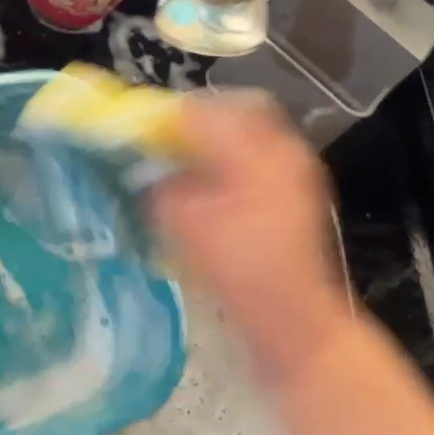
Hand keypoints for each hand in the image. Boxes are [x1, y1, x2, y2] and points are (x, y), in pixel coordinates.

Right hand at [151, 93, 349, 379]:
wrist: (296, 325)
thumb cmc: (242, 273)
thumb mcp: (187, 227)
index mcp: (258, 150)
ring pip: (249, 131)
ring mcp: (295, 171)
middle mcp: (282, 149)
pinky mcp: (296, 193)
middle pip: (234, 109)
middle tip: (162, 136)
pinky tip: (207, 184)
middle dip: (195, 118)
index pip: (203, 111)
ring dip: (213, 138)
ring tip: (180, 159)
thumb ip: (160, 187)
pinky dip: (229, 159)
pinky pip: (258, 156)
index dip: (164, 116)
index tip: (137, 128)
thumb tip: (144, 170)